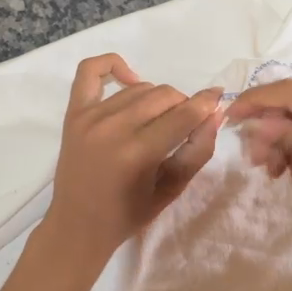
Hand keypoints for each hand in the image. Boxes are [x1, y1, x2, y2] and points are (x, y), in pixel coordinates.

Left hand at [42, 54, 222, 264]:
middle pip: (163, 95)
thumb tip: (215, 114)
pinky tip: (129, 78)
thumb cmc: (128, 215)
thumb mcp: (171, 190)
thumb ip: (196, 151)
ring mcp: (90, 117)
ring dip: (157, 98)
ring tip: (157, 120)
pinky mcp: (74, 112)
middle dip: (183, 105)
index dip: (206, 105)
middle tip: (184, 125)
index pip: (182, 116)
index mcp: (137, 154)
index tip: (218, 101)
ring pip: (139, 87)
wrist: (77, 225)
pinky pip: (89, 70)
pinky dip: (112, 65)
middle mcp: (112, 129)